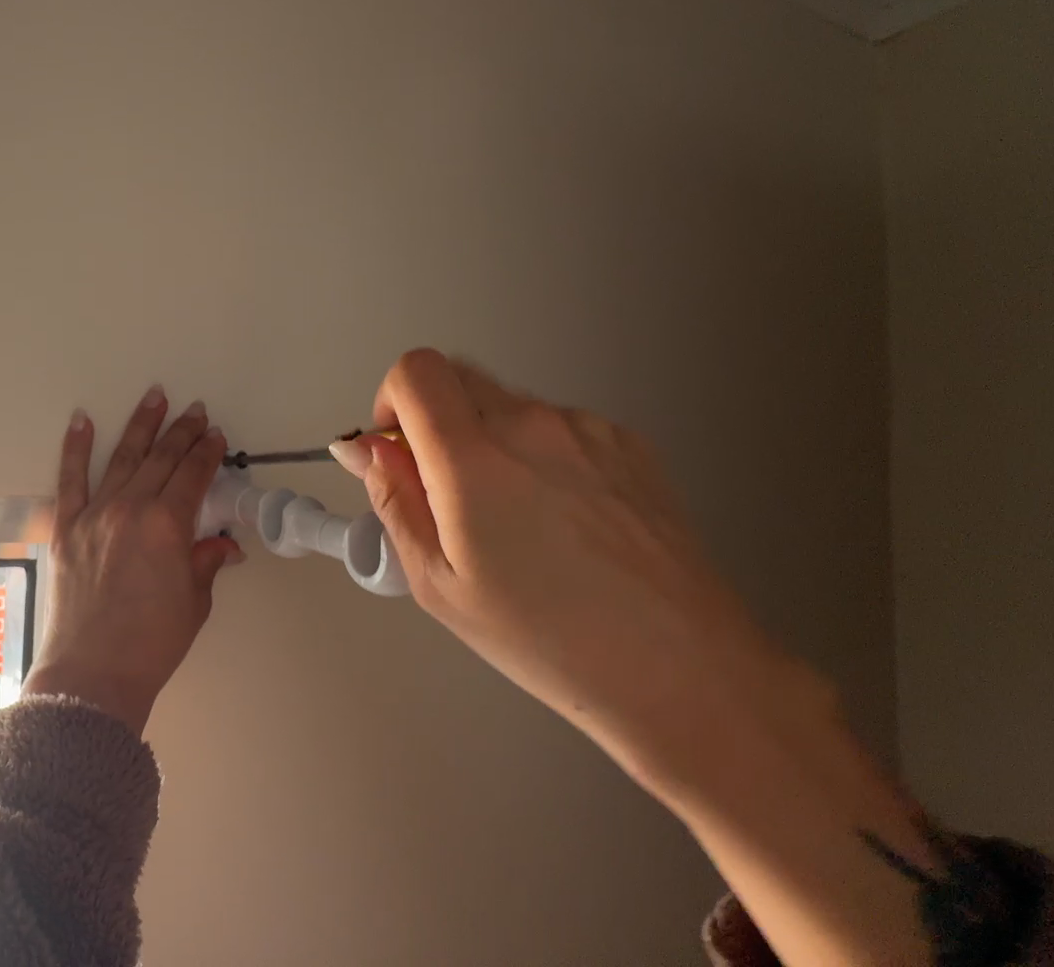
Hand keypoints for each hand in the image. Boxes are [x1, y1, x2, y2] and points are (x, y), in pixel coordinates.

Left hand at [25, 387, 243, 734]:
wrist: (94, 674)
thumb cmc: (153, 642)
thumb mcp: (194, 601)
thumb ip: (205, 562)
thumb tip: (223, 545)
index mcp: (168, 525)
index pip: (194, 475)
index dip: (208, 452)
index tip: (216, 436)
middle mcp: (130, 508)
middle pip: (162, 458)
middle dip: (182, 431)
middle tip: (195, 411)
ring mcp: (94, 515)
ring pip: (122, 458)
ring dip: (140, 426)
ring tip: (154, 397)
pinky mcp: (64, 528)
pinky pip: (70, 479)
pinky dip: (75, 448)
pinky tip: (82, 421)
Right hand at [338, 350, 943, 965]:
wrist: (689, 681)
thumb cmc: (550, 646)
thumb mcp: (438, 585)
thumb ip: (392, 503)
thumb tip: (364, 450)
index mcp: (481, 461)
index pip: (416, 372)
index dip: (390, 402)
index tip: (392, 453)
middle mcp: (539, 429)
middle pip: (460, 381)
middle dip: (432, 427)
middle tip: (441, 500)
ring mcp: (593, 436)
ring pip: (510, 405)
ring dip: (487, 449)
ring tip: (510, 532)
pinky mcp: (632, 452)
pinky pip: (559, 430)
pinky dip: (537, 460)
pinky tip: (560, 531)